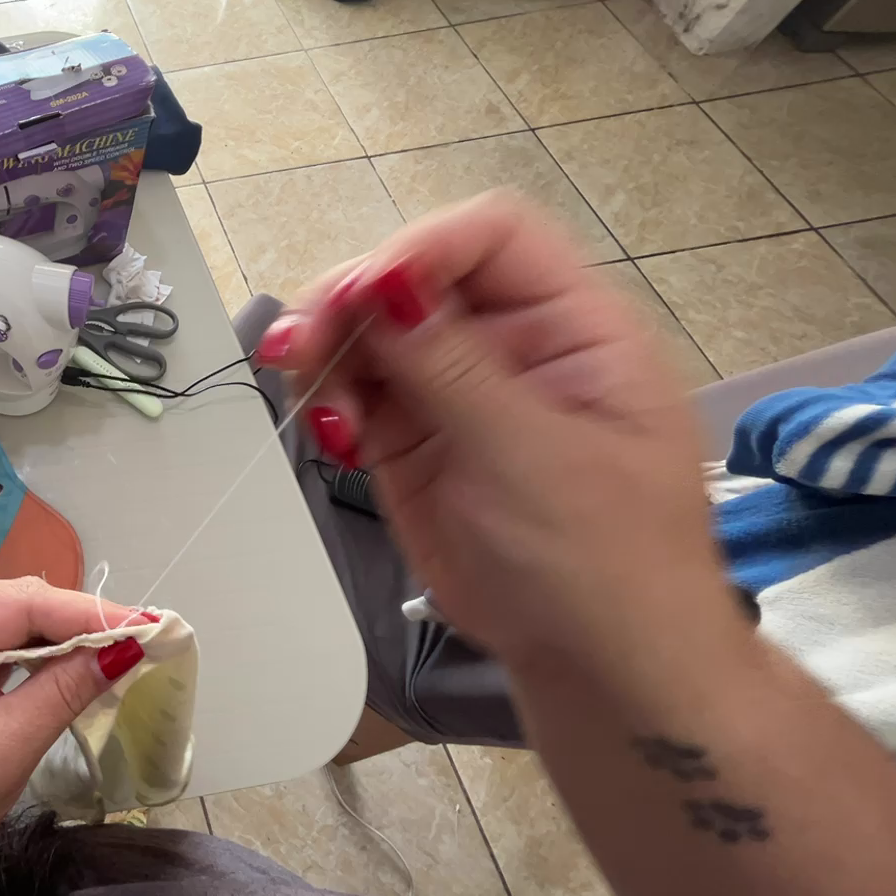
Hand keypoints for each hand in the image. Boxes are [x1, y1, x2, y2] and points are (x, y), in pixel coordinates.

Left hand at [0, 578, 142, 892]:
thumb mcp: (7, 745)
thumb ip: (64, 690)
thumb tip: (124, 652)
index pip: (21, 603)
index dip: (86, 613)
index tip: (145, 625)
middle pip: (17, 602)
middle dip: (77, 620)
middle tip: (138, 638)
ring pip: (12, 617)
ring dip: (62, 632)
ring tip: (116, 646)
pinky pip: (0, 638)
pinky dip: (39, 648)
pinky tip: (72, 660)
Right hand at [256, 193, 745, 673]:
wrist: (583, 655)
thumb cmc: (596, 560)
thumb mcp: (531, 456)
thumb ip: (451, 365)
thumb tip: (378, 283)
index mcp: (568, 328)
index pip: (489, 240)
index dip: (420, 251)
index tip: (359, 298)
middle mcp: (502, 342)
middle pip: (404, 280)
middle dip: (345, 306)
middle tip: (299, 348)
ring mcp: (445, 386)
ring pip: (360, 331)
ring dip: (320, 353)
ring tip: (313, 407)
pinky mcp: (401, 429)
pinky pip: (343, 386)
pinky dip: (320, 398)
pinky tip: (329, 433)